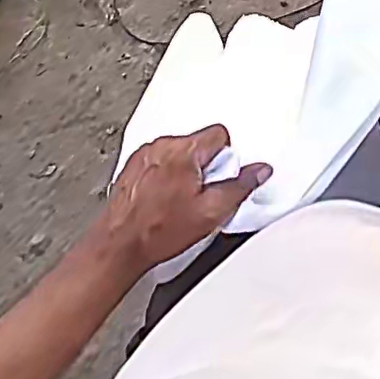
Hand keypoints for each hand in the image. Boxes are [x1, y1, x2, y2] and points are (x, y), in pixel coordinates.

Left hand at [88, 125, 269, 276]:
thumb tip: (259, 171)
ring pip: (178, 152)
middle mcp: (163, 145)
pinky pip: (159, 160)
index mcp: (184, 150)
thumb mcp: (211, 213)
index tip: (219, 180)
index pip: (220, 134)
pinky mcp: (133, 165)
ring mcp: (145, 154)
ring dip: (184, 170)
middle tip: (199, 195)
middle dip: (205, 166)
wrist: (120, 244)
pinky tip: (162, 200)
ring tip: (179, 201)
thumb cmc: (159, 230)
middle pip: (198, 143)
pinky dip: (164, 175)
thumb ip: (240, 187)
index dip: (226, 158)